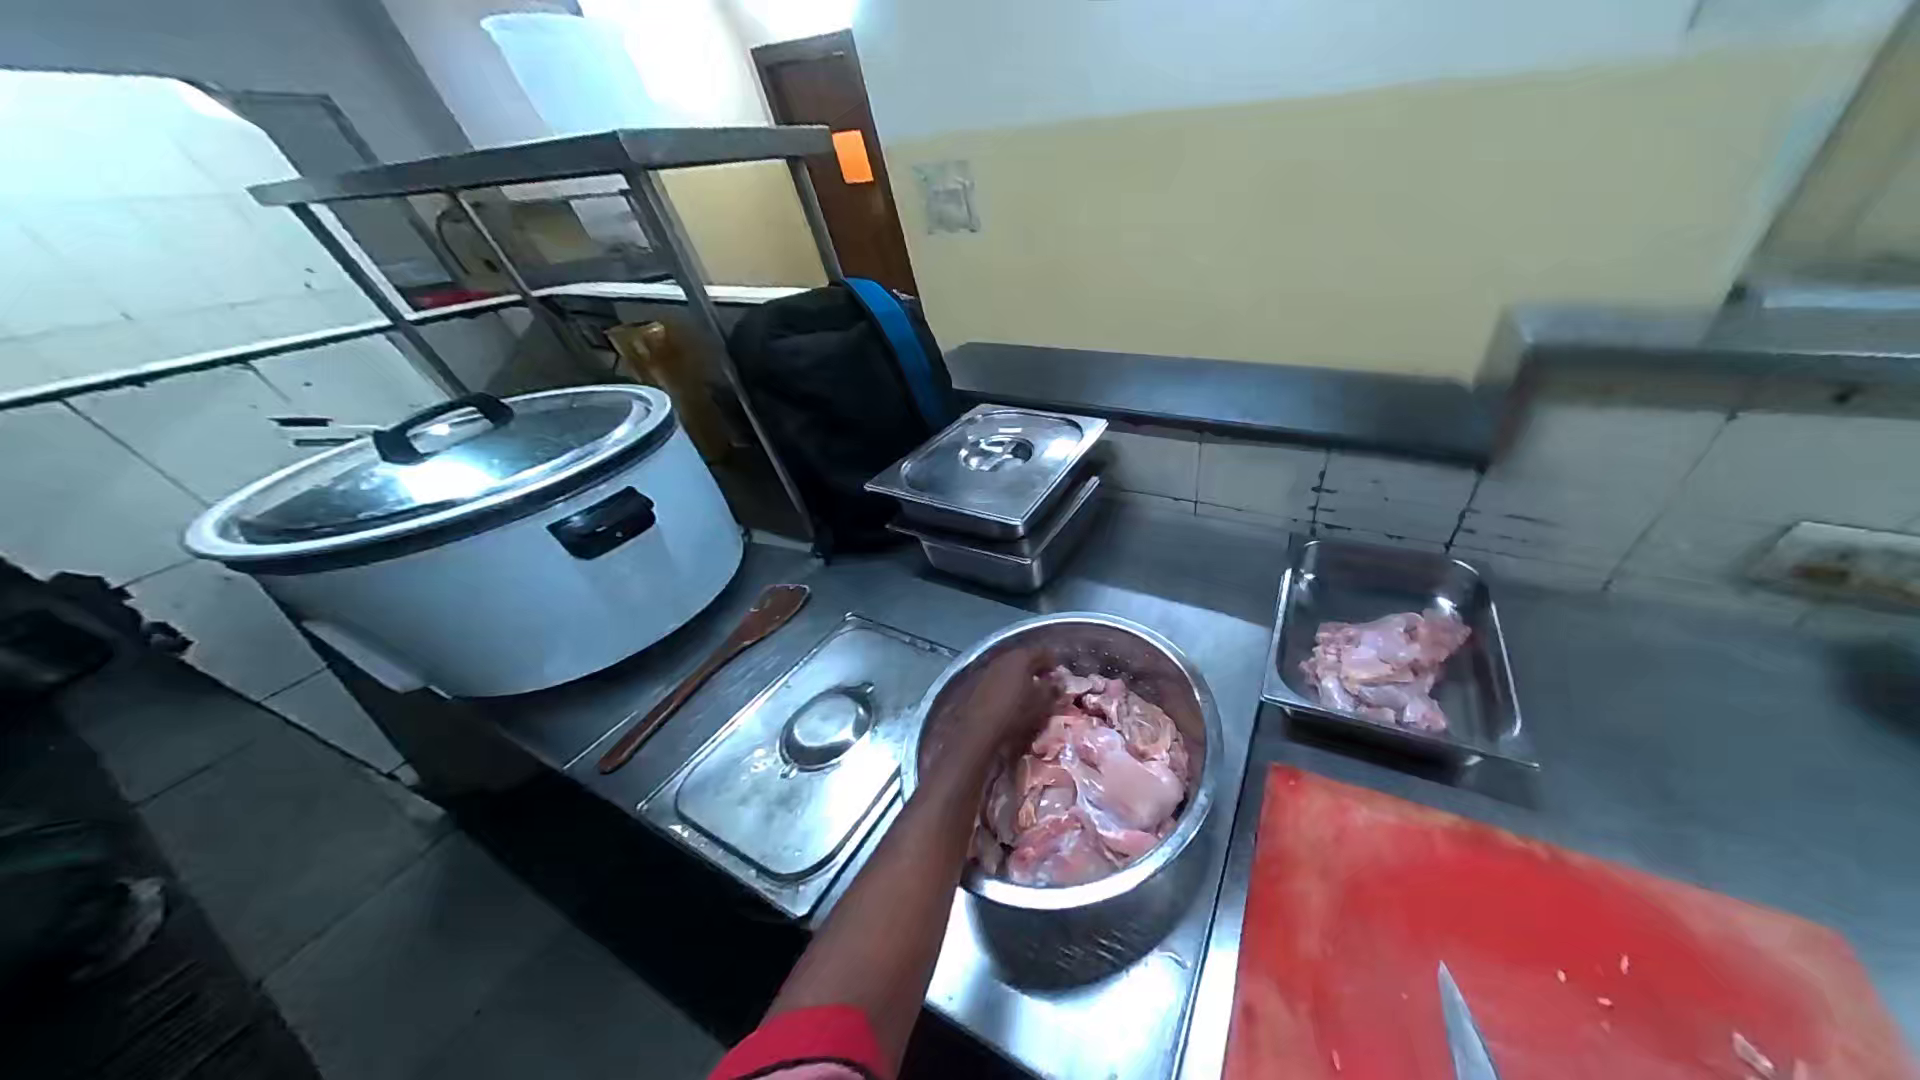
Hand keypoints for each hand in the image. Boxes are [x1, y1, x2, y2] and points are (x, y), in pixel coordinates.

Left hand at [937, 645, 1055, 774]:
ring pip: (1011, 669)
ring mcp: (988, 670)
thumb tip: (1059, 680)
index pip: (1043, 652)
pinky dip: (1008, 685)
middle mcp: (1003, 658)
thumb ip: (1053, 688)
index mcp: (1021, 657)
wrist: (979, 731)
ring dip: (1021, 677)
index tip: (1060, 674)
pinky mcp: (978, 684)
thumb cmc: (1016, 713)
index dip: (1054, 662)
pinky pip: (999, 679)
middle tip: (1046, 682)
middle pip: (1025, 658)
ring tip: (1030, 692)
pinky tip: (1012, 699)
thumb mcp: (1042, 703)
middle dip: (1036, 669)